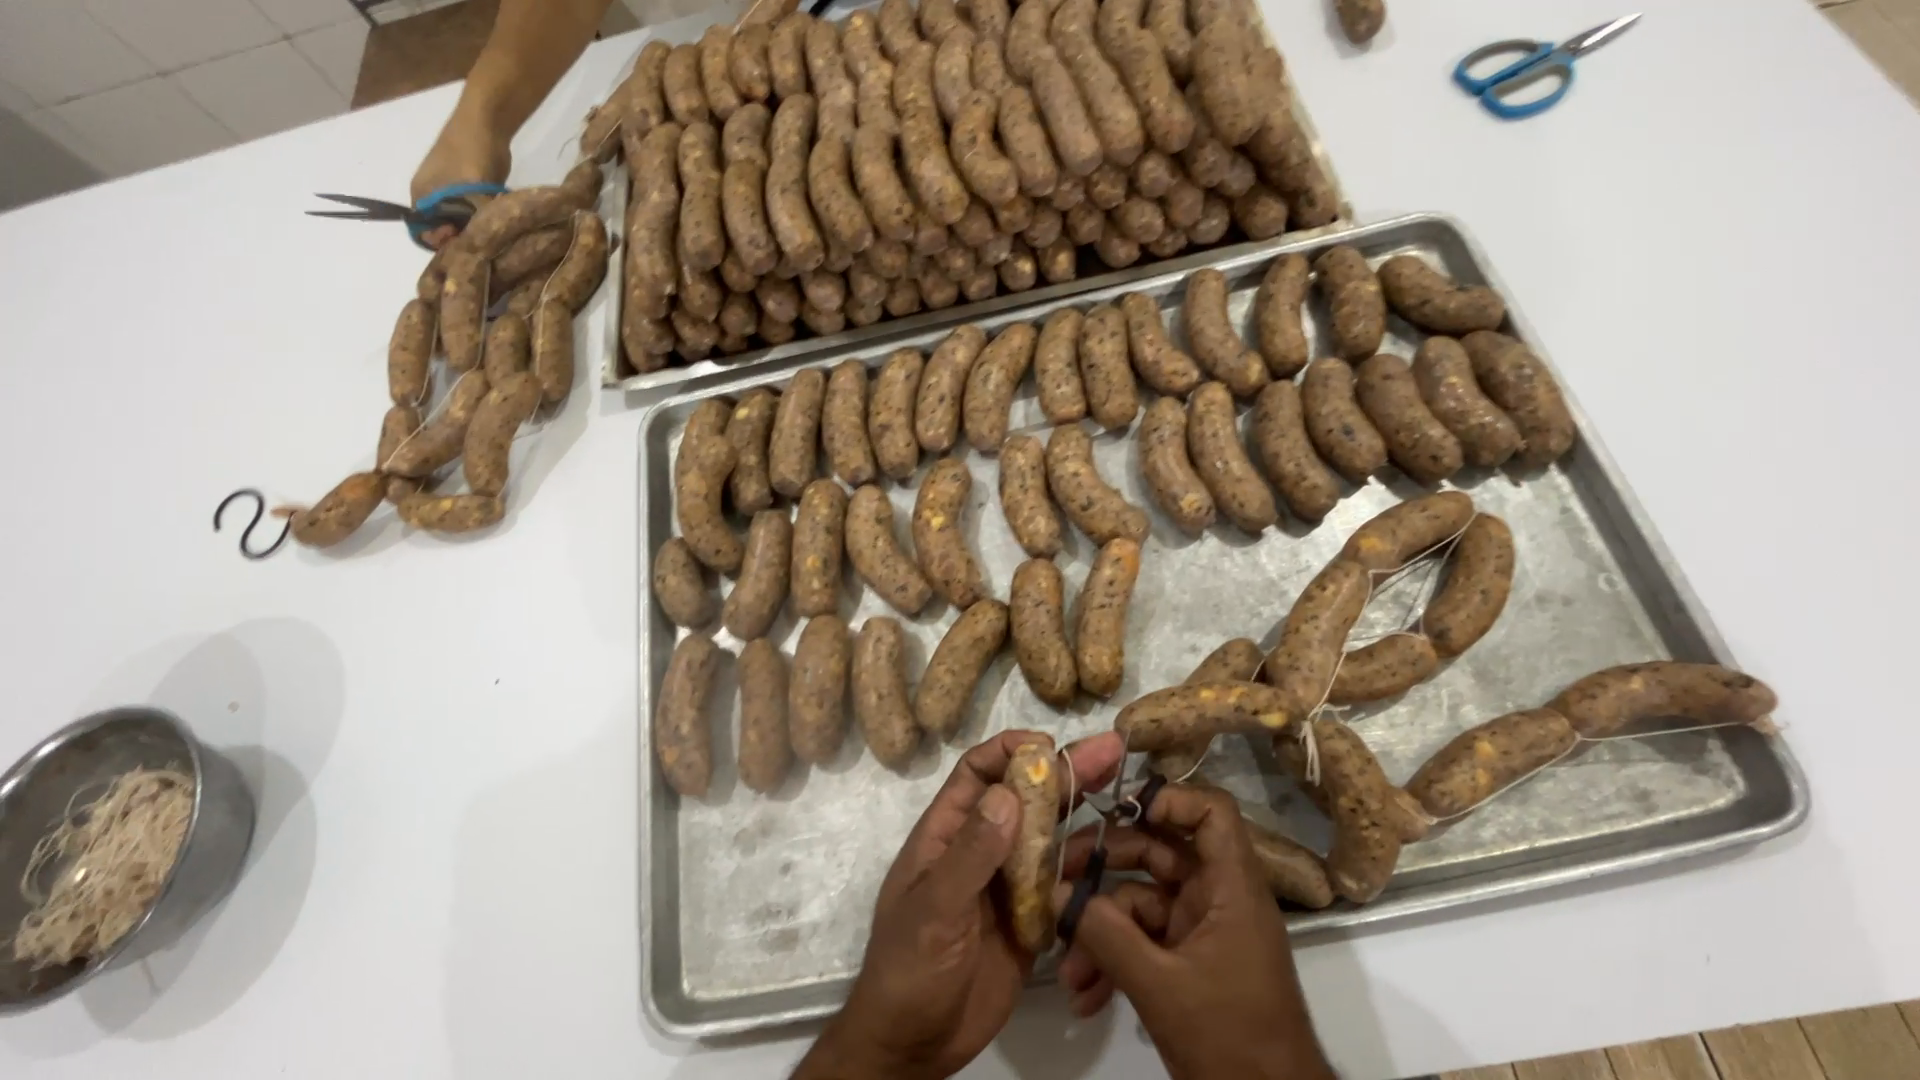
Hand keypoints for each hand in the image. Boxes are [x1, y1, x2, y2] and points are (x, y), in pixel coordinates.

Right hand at [410, 107, 511, 248]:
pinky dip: (480, 221)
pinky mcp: (468, 191)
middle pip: (441, 230)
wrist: (487, 125)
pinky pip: (471, 214)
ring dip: (472, 232)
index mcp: (421, 196)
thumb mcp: (468, 189)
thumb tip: (472, 242)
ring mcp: (450, 194)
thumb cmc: (470, 153)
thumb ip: (467, 216)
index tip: (462, 245)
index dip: (441, 244)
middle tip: (482, 245)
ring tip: (490, 238)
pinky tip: (494, 226)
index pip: (423, 232)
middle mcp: (431, 198)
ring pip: (458, 223)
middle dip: (459, 240)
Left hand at [794, 730, 1124, 1079]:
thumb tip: (1007, 794)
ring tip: (1125, 789)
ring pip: (1049, 836)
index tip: (1050, 744)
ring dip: (1083, 813)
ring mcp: (1008, 883)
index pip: (978, 774)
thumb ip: (970, 855)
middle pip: (1025, 798)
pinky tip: (1119, 848)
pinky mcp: (1031, 919)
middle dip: (1063, 772)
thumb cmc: (909, 967)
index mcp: (947, 834)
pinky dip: (1087, 866)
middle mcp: (981, 849)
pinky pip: (1062, 883)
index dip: (1010, 751)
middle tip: (1112, 751)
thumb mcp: (934, 909)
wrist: (915, 1042)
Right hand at [1053, 785, 1335, 1079]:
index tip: (1114, 810)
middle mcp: (1217, 897)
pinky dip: (1113, 960)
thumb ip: (1107, 937)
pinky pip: (1143, 941)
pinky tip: (1086, 994)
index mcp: (1231, 888)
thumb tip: (1059, 896)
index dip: (1167, 799)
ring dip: (1101, 930)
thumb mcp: (1162, 987)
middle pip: (1160, 852)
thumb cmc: (1231, 1038)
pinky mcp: (1188, 961)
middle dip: (1105, 866)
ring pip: (1141, 903)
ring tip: (1066, 966)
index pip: (1212, 813)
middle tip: (1059, 875)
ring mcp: (1201, 929)